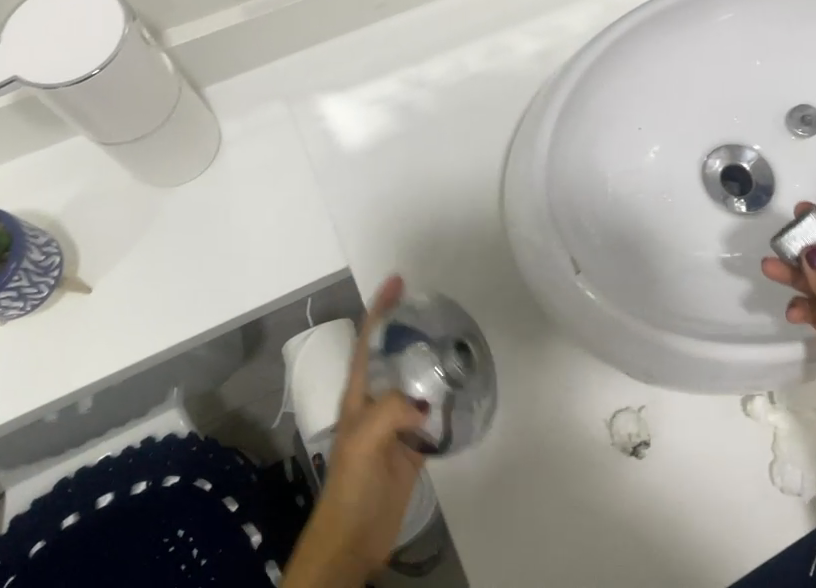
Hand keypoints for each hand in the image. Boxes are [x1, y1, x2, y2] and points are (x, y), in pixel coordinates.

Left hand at [284, 276, 429, 587]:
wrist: (353, 535)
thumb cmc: (351, 484)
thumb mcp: (365, 440)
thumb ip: (391, 411)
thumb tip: (424, 400)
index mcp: (358, 395)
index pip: (368, 342)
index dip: (380, 310)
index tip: (397, 280)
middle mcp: (376, 403)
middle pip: (394, 357)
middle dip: (410, 330)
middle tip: (438, 310)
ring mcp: (395, 425)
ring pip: (415, 383)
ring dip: (431, 363)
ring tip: (457, 344)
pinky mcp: (412, 446)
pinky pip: (432, 415)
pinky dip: (446, 401)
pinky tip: (464, 393)